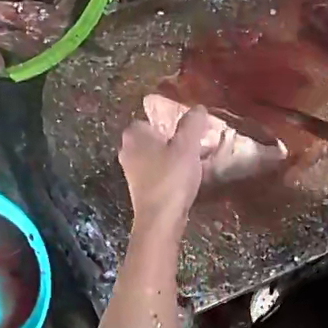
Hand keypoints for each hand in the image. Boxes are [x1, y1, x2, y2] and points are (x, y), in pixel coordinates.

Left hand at [119, 107, 213, 236]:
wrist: (160, 219)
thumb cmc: (172, 177)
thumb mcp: (187, 145)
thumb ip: (192, 123)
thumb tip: (198, 108)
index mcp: (135, 134)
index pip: (152, 117)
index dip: (172, 120)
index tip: (192, 127)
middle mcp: (128, 150)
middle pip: (156, 137)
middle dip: (176, 138)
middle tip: (199, 142)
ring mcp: (132, 171)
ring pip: (158, 155)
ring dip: (176, 155)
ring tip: (199, 159)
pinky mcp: (141, 188)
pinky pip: (159, 171)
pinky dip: (172, 170)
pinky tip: (189, 177)